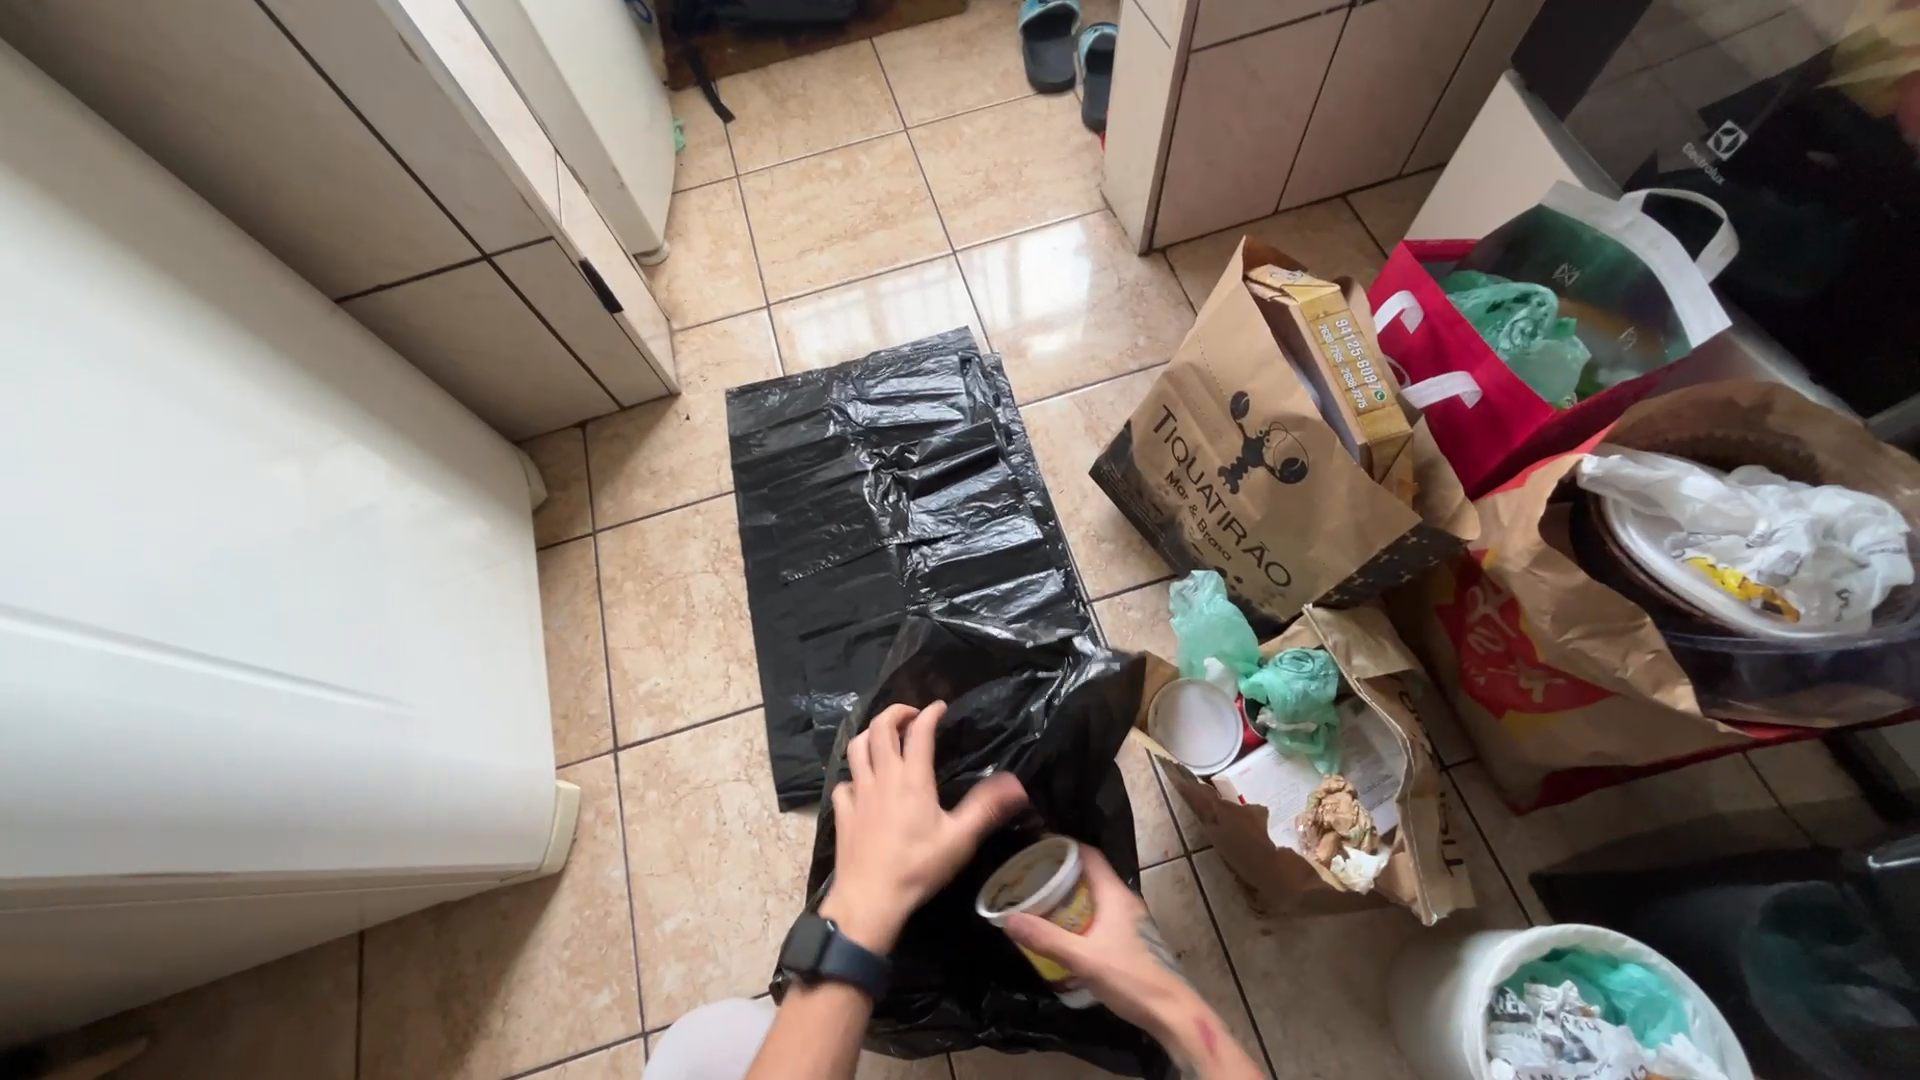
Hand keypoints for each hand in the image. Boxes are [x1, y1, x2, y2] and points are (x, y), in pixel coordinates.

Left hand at [819, 701, 1027, 954]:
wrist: (870, 899)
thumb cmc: (918, 867)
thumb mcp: (960, 839)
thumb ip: (986, 808)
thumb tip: (1016, 783)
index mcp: (913, 779)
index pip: (919, 732)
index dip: (930, 713)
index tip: (940, 708)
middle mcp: (883, 777)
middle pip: (880, 728)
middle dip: (895, 712)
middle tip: (911, 715)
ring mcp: (859, 793)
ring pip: (856, 748)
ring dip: (870, 734)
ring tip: (884, 737)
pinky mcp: (843, 812)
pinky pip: (843, 782)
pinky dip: (853, 775)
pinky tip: (861, 784)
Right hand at [1002, 845, 1199, 1041]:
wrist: (1173, 1015)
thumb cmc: (1131, 979)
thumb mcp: (1084, 959)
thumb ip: (1047, 939)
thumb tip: (1008, 919)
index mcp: (1115, 894)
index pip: (1088, 854)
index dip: (1062, 846)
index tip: (1035, 847)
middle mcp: (1124, 900)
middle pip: (1090, 874)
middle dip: (1060, 873)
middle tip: (1031, 876)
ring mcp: (1131, 920)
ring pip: (1096, 896)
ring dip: (1070, 895)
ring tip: (1041, 901)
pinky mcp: (1132, 939)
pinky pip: (1101, 914)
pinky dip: (1080, 914)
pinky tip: (1064, 930)